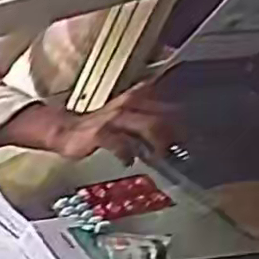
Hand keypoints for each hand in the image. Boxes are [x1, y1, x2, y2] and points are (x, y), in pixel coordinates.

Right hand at [48, 82, 177, 162]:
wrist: (66, 130)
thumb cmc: (98, 127)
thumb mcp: (125, 116)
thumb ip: (146, 118)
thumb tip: (170, 131)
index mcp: (138, 97)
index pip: (168, 105)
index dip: (183, 120)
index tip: (193, 135)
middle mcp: (129, 104)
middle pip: (162, 116)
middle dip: (175, 133)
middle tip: (181, 149)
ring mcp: (115, 118)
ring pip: (147, 126)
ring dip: (158, 142)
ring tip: (160, 155)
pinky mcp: (100, 133)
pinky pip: (120, 143)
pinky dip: (127, 154)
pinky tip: (128, 161)